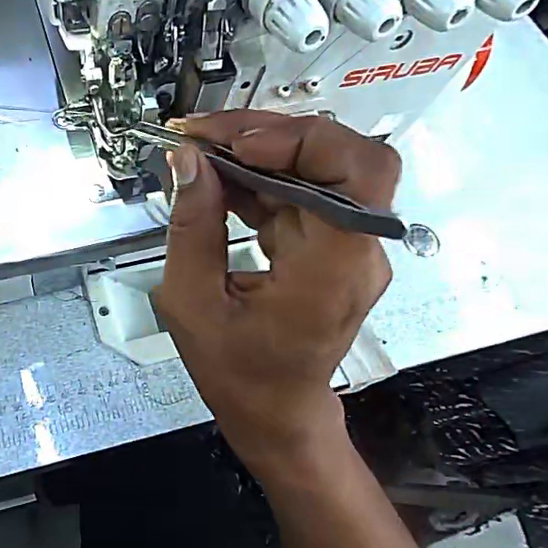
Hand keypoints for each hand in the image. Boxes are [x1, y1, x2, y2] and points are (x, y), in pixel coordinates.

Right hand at [152, 111, 399, 467]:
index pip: (357, 173)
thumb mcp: (193, 304)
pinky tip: (222, 179)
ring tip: (205, 153)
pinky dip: (266, 176)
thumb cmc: (240, 375)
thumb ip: (192, 227)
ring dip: (265, 151)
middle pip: (346, 158)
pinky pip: (307, 191)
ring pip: (325, 168)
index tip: (236, 146)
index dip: (302, 141)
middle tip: (212, 137)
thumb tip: (191, 161)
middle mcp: (357, 254)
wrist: (278, 411)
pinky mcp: (334, 246)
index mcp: (334, 271)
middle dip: (276, 135)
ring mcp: (351, 248)